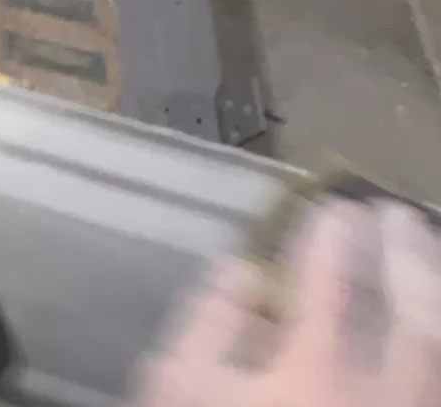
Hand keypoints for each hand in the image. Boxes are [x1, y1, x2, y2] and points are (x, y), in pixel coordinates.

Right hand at [135, 199, 440, 406]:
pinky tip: (425, 318)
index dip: (334, 244)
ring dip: (433, 297)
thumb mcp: (176, 377)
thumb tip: (248, 269)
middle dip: (407, 261)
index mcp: (314, 379)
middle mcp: (382, 402)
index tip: (335, 205)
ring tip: (424, 253)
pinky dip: (434, 343)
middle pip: (418, 324)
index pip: (333, 294)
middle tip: (395, 212)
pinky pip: (438, 382)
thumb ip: (212, 320)